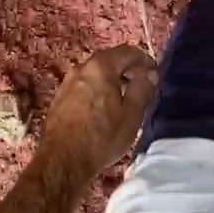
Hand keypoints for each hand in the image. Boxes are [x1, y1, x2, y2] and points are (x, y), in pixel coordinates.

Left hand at [38, 45, 157, 177]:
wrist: (62, 161)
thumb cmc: (102, 137)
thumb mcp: (131, 115)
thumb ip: (142, 89)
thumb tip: (149, 74)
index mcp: (101, 67)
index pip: (127, 52)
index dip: (144, 59)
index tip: (154, 73)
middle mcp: (81, 68)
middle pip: (109, 59)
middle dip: (127, 68)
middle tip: (141, 83)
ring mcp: (67, 82)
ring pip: (95, 73)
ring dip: (112, 79)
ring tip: (124, 96)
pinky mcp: (60, 97)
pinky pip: (84, 85)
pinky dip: (98, 88)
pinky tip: (104, 106)